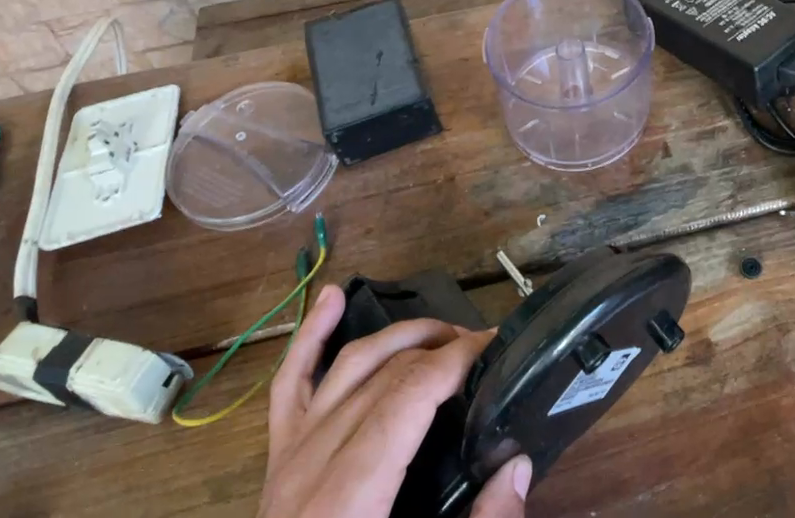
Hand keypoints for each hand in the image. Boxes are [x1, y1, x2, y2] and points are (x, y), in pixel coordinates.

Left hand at [260, 284, 533, 517]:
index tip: (497, 345)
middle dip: (439, 346)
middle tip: (484, 347)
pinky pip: (290, 385)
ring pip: (344, 367)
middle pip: (383, 375)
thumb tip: (519, 466)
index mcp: (348, 501)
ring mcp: (286, 461)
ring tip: (441, 328)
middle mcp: (310, 468)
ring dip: (395, 336)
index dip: (456, 359)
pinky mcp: (275, 462)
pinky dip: (310, 337)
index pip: (407, 396)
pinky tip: (331, 297)